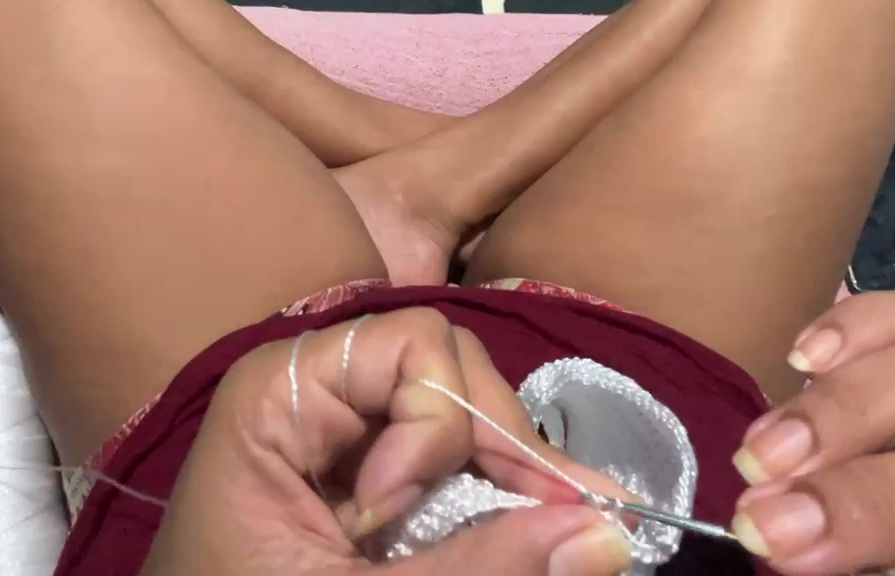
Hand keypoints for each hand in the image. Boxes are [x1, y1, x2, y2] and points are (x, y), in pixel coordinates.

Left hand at [141, 307, 635, 575]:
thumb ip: (477, 563)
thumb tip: (609, 533)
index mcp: (286, 384)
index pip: (409, 341)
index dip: (435, 419)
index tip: (395, 510)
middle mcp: (323, 378)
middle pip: (448, 364)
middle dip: (494, 442)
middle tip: (543, 522)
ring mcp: (351, 416)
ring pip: (462, 402)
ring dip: (506, 465)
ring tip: (548, 524)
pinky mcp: (371, 457)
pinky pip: (450, 445)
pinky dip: (492, 482)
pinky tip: (533, 514)